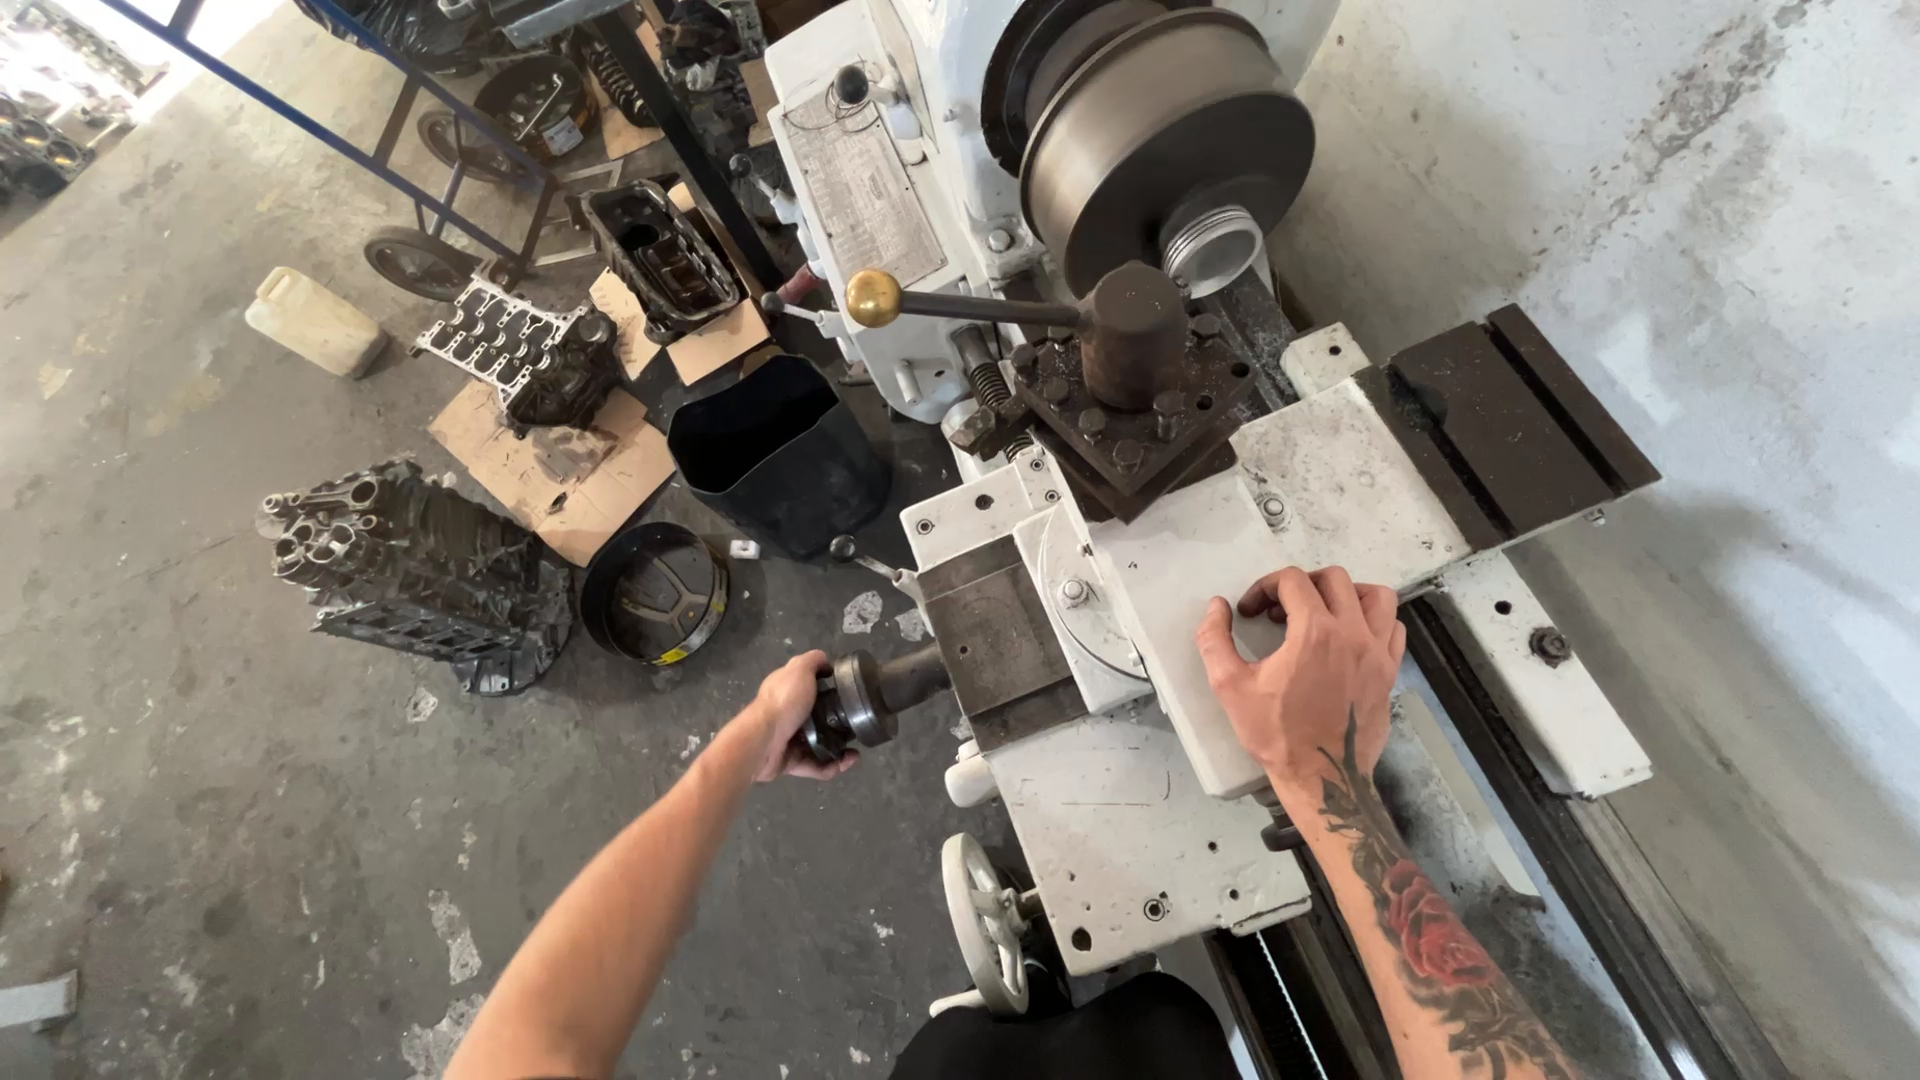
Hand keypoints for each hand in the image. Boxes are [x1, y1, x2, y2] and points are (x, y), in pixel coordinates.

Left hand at [740, 651, 859, 781]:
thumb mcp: (800, 669)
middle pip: (817, 720)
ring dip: (839, 750)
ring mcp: (789, 740)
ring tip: (855, 752)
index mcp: (788, 692)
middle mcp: (788, 715)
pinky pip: (816, 766)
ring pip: (819, 745)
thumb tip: (827, 662)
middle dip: (837, 726)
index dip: (828, 691)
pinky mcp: (790, 762)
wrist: (763, 740)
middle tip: (855, 728)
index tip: (847, 696)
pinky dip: (832, 766)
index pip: (810, 689)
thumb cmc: (783, 701)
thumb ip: (813, 661)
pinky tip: (847, 761)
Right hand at [1194, 566, 1404, 803]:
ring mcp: (1378, 653)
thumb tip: (1217, 606)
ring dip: (1345, 594)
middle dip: (1300, 585)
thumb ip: (1214, 639)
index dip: (1264, 587)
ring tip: (1321, 613)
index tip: (1250, 612)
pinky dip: (1372, 620)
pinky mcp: (1391, 672)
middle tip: (1279, 611)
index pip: (1292, 581)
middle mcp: (1352, 634)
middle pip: (1334, 579)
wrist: (1322, 777)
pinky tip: (1348, 637)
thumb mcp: (1228, 686)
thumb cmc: (1274, 733)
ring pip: (1375, 596)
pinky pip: (1393, 627)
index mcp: (1313, 632)